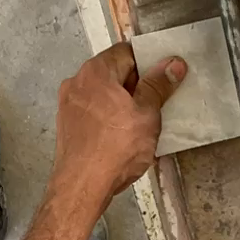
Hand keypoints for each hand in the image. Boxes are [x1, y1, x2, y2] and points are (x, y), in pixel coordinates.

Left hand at [49, 43, 186, 202]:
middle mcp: (76, 82)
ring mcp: (68, 106)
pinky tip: (119, 140)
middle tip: (154, 107)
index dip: (148, 64)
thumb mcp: (147, 115)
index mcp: (96, 71)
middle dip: (134, 87)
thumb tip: (173, 64)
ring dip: (120, 106)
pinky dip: (106, 121)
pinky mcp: (66, 128)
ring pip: (102, 96)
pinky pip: (92, 115)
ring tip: (138, 127)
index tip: (162, 80)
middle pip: (112, 74)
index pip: (127, 53)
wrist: (82, 186)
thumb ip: (159, 86)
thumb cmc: (116, 150)